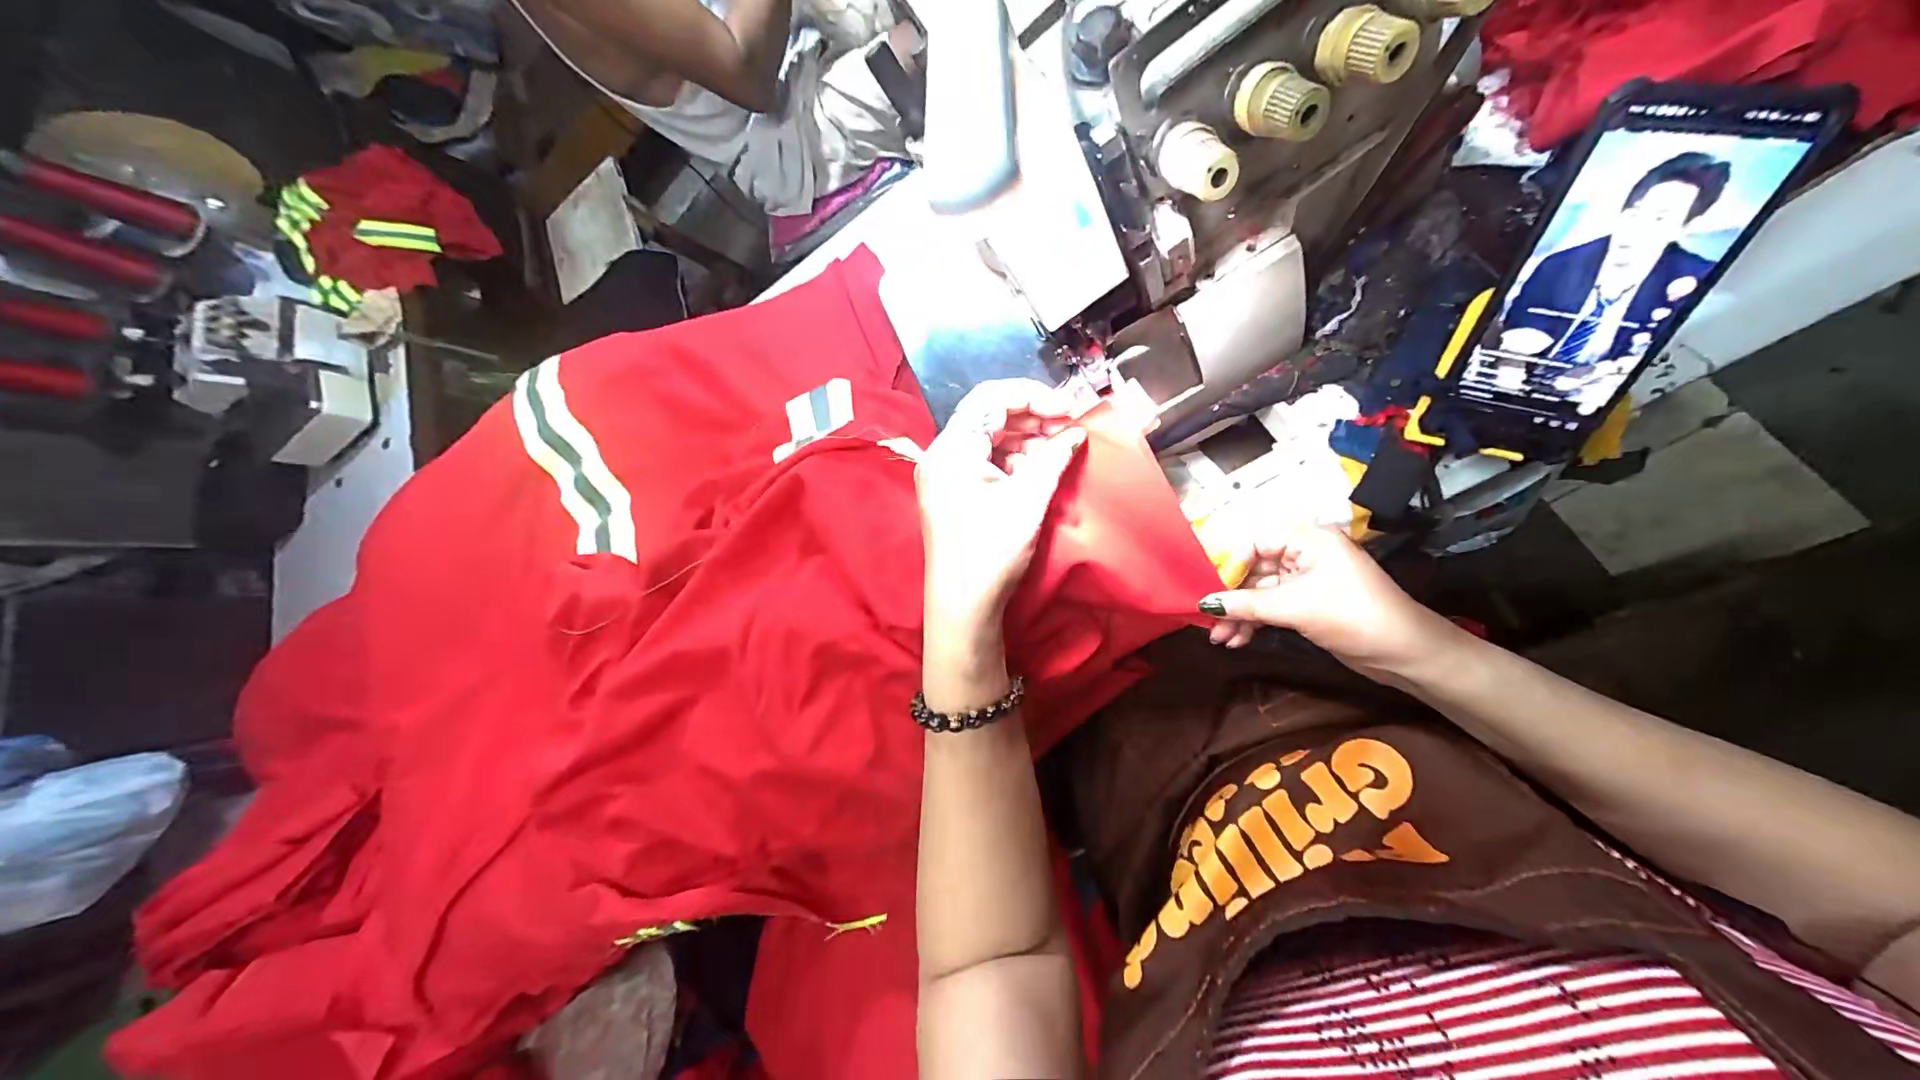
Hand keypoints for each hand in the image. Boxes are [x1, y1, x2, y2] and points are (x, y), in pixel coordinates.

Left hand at [916, 380, 1085, 665]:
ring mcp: (944, 474)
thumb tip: (1075, 433)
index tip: (1068, 409)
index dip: (1033, 395)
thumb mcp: (1028, 499)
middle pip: (988, 415)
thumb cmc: (991, 552)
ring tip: (1058, 449)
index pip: (991, 398)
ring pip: (988, 437)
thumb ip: (1053, 457)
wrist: (963, 605)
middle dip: (1032, 416)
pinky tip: (1037, 468)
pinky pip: (983, 460)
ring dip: (1024, 438)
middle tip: (1069, 426)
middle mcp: (941, 454)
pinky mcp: (952, 491)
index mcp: (951, 449)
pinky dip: (1012, 458)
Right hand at [1198, 524, 1462, 682]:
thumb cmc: (1353, 616)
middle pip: (1253, 569)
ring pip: (1259, 593)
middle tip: (1208, 621)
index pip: (1254, 543)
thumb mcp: (1294, 608)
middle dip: (1230, 598)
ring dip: (1239, 615)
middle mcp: (1305, 554)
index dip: (1229, 565)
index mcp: (1308, 539)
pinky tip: (1237, 640)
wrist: (1406, 654)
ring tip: (1220, 640)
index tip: (1207, 590)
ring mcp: (1306, 580)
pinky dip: (1254, 623)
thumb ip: (1246, 605)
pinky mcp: (1307, 604)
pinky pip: (1270, 608)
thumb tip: (1204, 605)